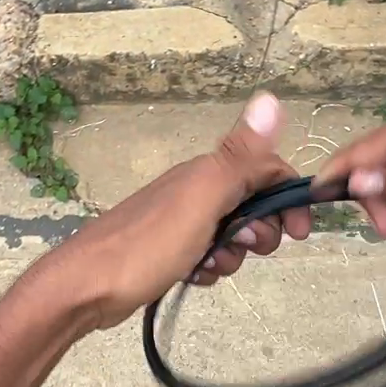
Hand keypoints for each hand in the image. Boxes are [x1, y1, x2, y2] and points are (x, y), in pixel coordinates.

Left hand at [39, 92, 310, 328]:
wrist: (84, 288)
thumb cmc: (147, 245)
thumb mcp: (201, 200)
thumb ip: (239, 156)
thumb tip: (271, 98)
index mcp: (206, 172)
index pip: (265, 169)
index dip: (289, 197)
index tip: (301, 234)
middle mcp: (194, 189)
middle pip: (252, 203)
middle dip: (261, 231)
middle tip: (248, 251)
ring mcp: (179, 220)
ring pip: (230, 233)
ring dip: (232, 255)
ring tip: (210, 268)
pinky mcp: (167, 249)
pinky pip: (206, 253)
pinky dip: (209, 267)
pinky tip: (193, 277)